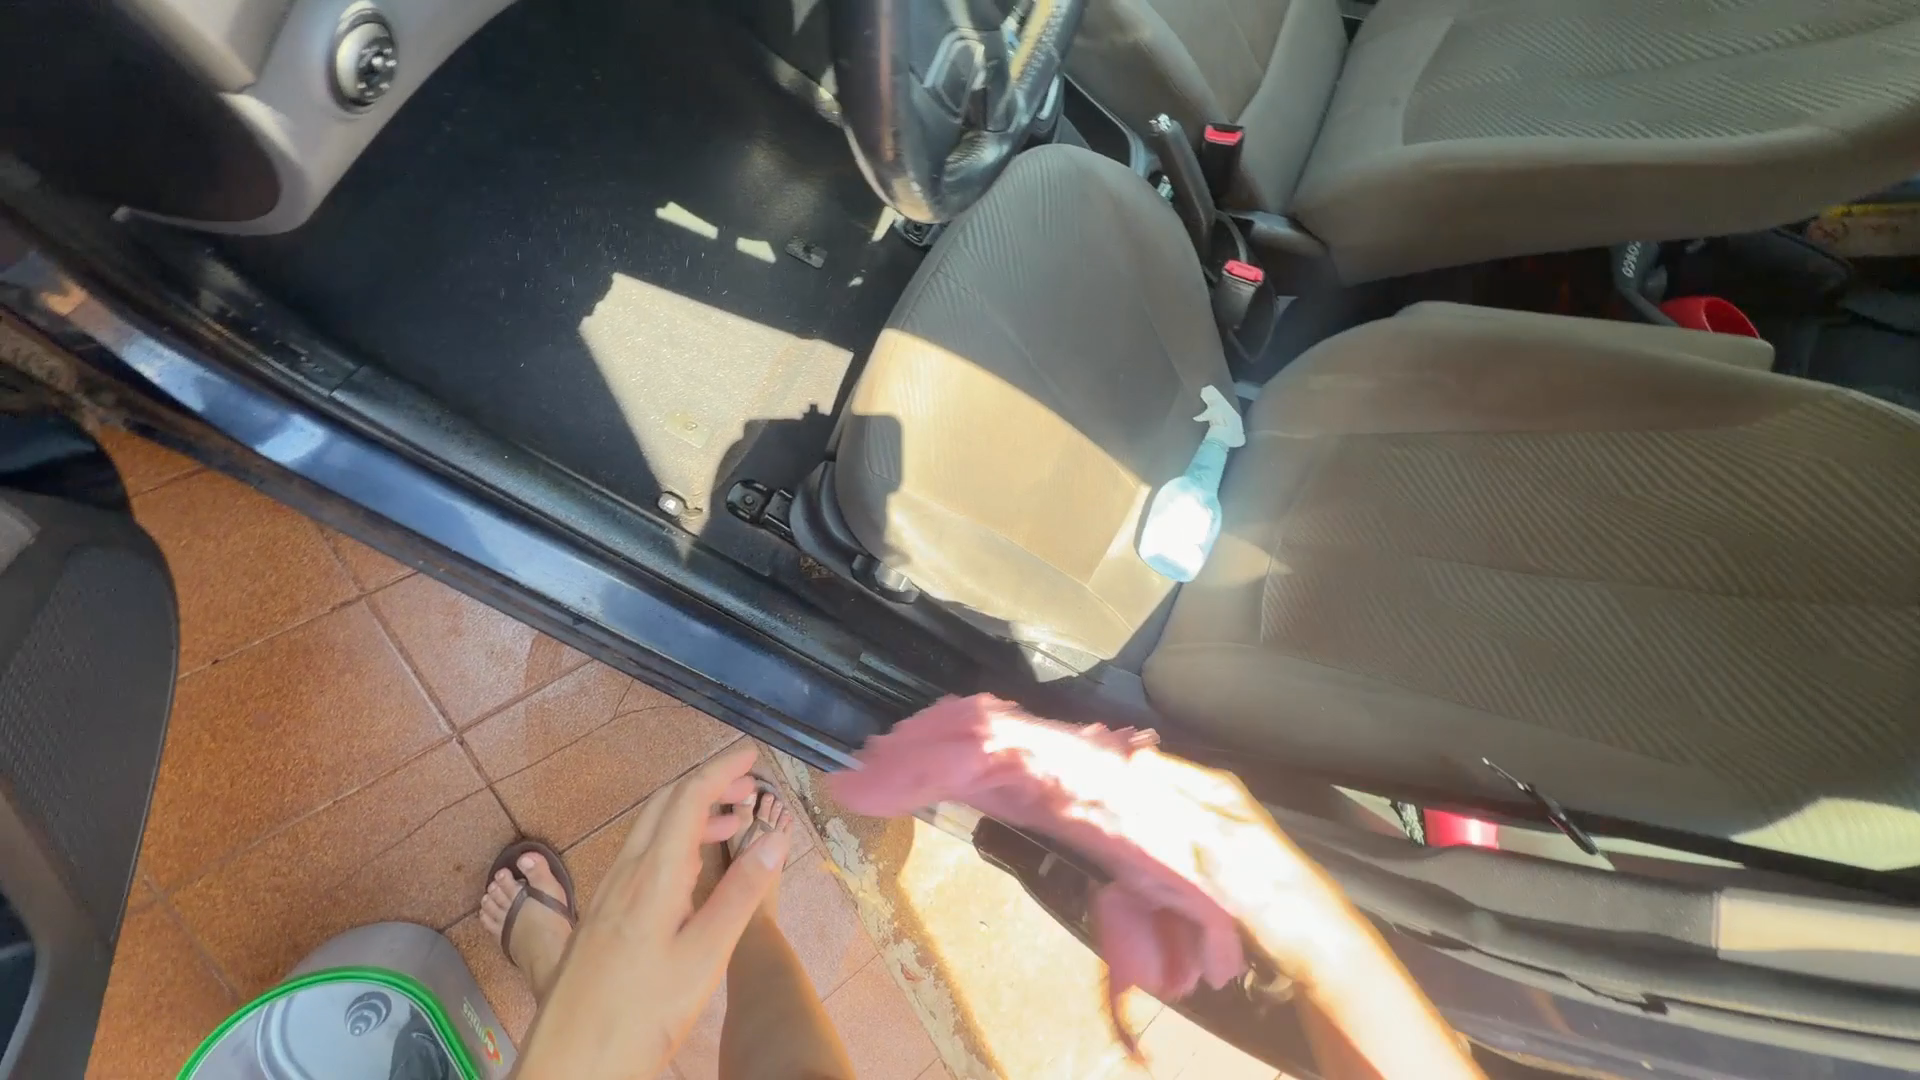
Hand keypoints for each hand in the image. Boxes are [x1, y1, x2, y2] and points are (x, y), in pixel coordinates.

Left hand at [514, 743, 792, 1078]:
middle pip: (666, 804)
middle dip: (707, 782)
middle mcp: (626, 873)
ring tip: (732, 822)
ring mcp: (609, 894)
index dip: (719, 769)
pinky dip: (676, 841)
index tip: (751, 753)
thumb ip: (740, 893)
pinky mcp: (603, 917)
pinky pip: (643, 855)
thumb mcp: (704, 957)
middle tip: (748, 784)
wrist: (567, 1073)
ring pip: (652, 829)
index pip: (688, 798)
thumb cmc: (641, 1016)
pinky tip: (693, 870)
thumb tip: (774, 837)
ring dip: (692, 811)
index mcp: (653, 875)